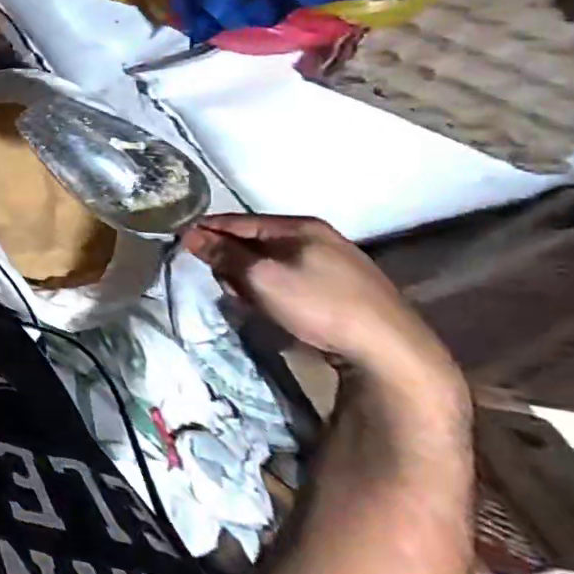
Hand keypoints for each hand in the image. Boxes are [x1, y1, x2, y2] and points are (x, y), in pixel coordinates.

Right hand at [185, 214, 459, 390]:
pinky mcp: (348, 290)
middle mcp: (319, 237)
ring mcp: (337, 263)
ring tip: (252, 303)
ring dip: (253, 278)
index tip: (180, 244)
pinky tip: (279, 310)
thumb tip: (189, 233)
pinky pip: (294, 278)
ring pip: (274, 262)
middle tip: (226, 286)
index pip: (237, 220)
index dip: (207, 230)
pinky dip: (276, 289)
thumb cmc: (319, 306)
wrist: (392, 353)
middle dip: (232, 260)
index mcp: (299, 226)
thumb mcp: (261, 278)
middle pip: (255, 241)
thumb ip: (224, 254)